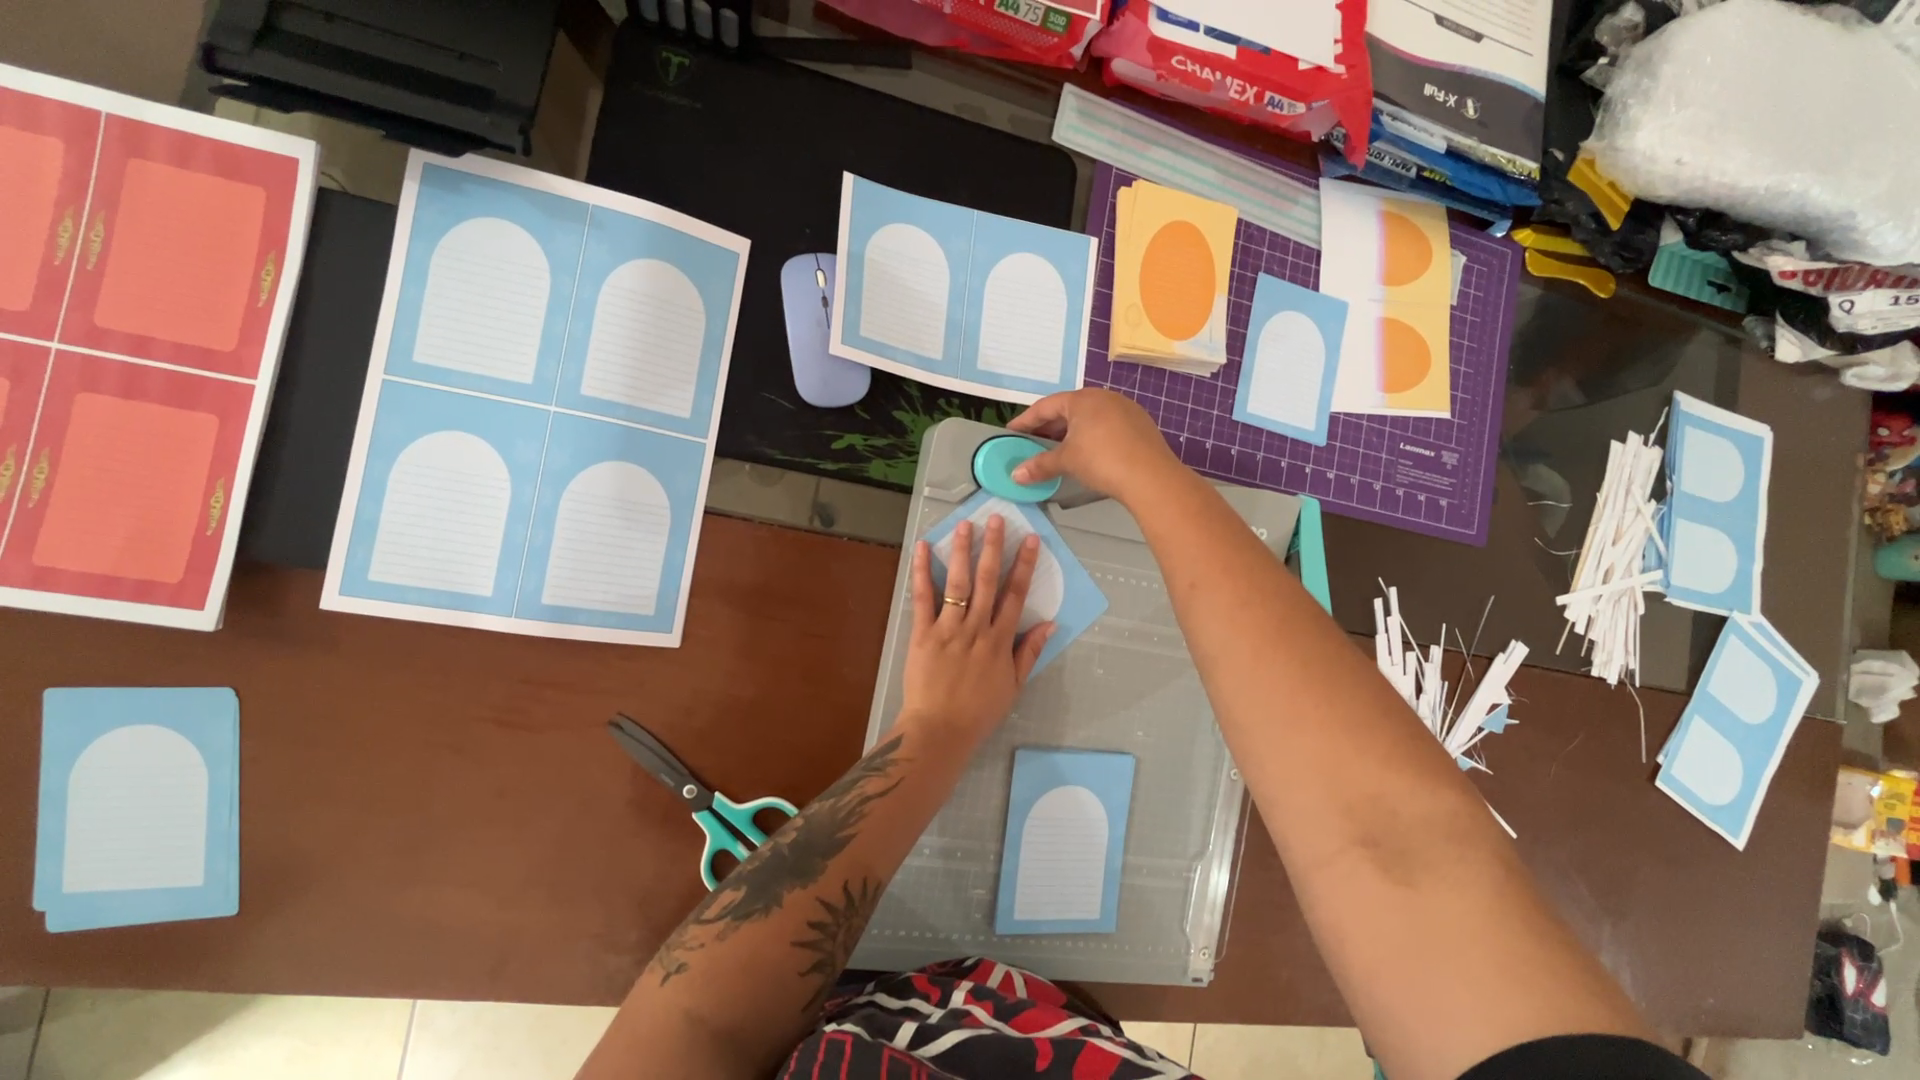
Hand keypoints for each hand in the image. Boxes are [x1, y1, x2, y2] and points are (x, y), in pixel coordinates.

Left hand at [901, 516, 1054, 737]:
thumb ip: (1028, 652)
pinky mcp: (922, 633)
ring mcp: (948, 628)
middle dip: (992, 547)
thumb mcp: (1013, 686)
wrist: (939, 730)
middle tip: (995, 519)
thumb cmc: (978, 712)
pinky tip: (921, 548)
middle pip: (987, 580)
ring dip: (961, 551)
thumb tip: (1050, 624)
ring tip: (964, 525)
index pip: (1015, 595)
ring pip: (957, 582)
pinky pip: (923, 597)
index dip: (1023, 565)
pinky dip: (921, 571)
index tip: (1029, 540)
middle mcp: (976, 628)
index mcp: (999, 641)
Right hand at [1008, 388, 1184, 504]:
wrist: (1151, 476)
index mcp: (1082, 399)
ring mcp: (1125, 409)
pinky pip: (1107, 426)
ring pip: (1089, 418)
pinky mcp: (1140, 425)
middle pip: (1068, 409)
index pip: (1045, 406)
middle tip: (1033, 443)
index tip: (1011, 432)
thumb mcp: (1067, 461)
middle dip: (1048, 427)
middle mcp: (1104, 397)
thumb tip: (1015, 475)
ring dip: (1071, 433)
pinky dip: (1091, 437)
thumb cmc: (1102, 461)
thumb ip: (1039, 465)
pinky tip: (1088, 453)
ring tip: (1058, 450)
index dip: (1025, 421)